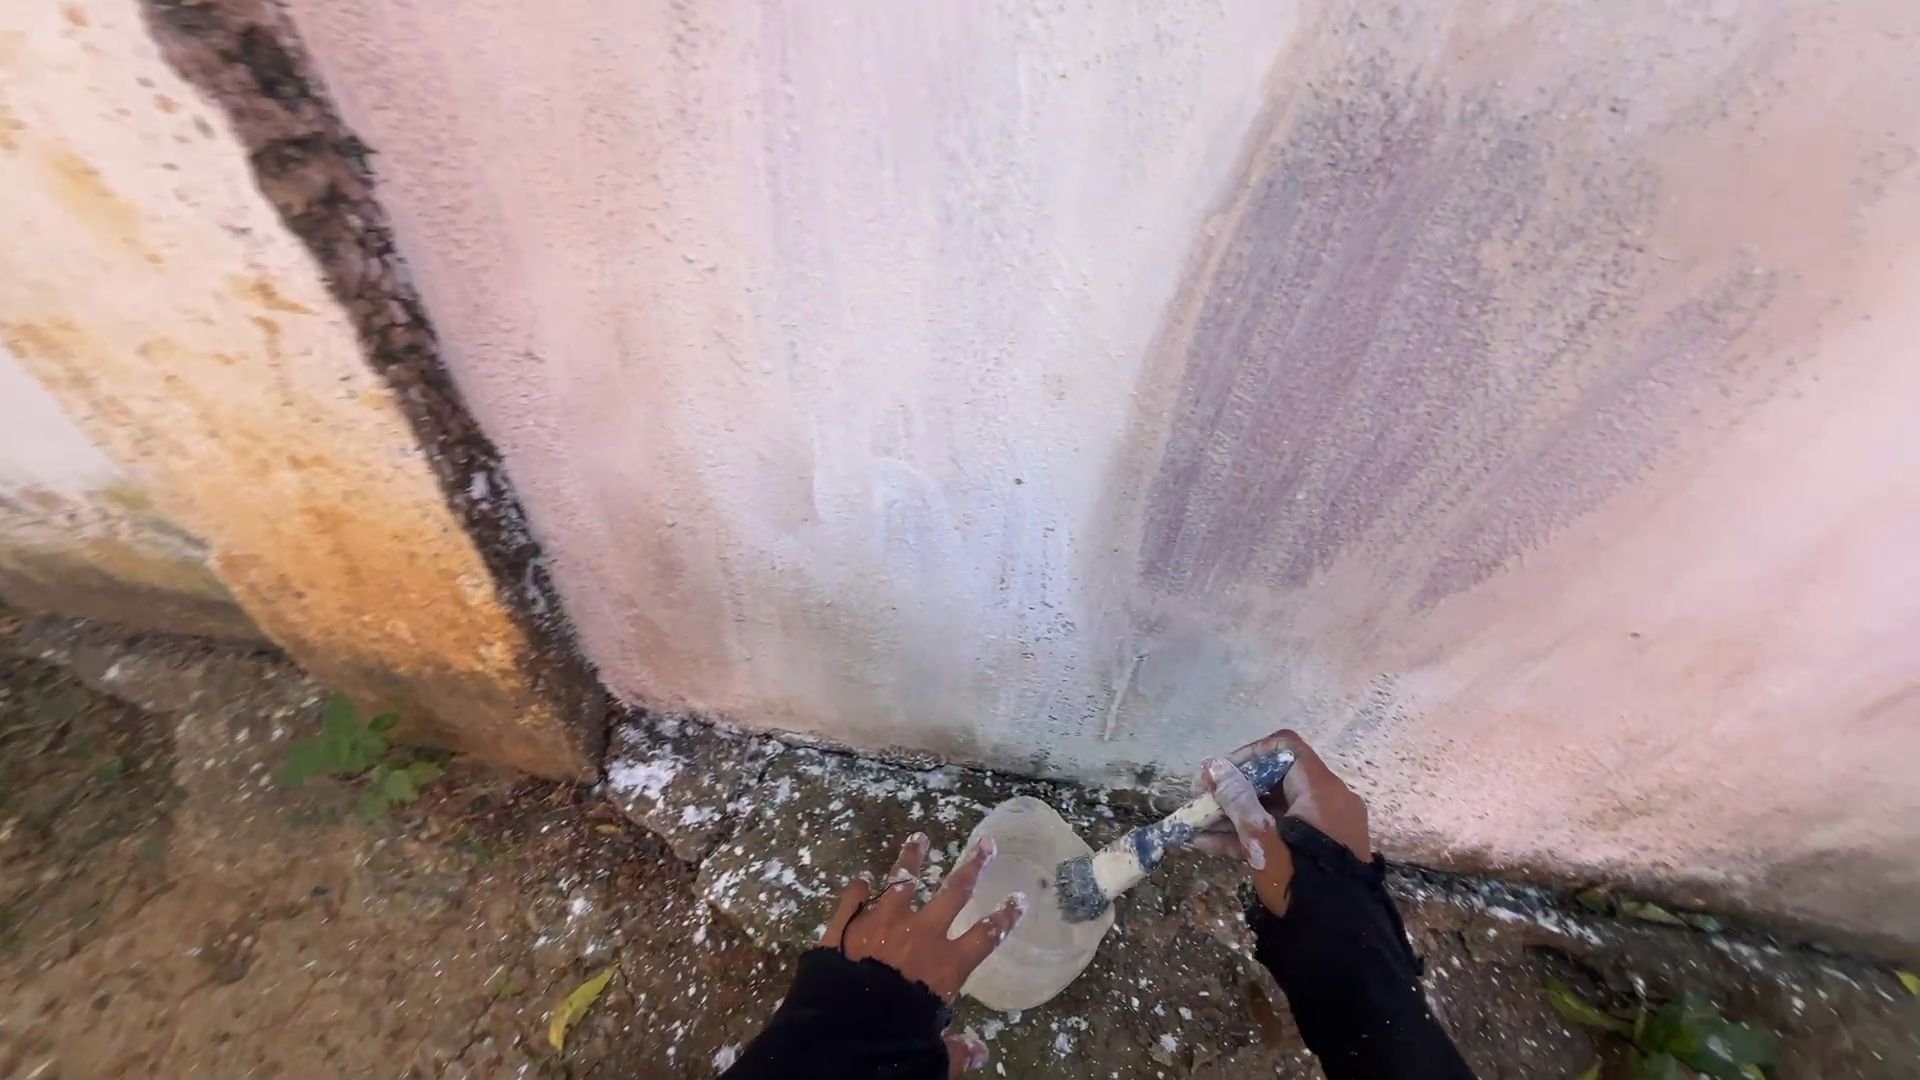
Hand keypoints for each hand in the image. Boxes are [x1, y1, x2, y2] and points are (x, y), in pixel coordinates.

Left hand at [822, 832, 1026, 1076]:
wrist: (840, 1035)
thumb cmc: (892, 1044)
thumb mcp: (931, 1056)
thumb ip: (955, 1050)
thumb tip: (979, 1054)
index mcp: (945, 964)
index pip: (985, 936)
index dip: (1004, 917)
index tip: (1019, 897)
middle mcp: (920, 933)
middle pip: (954, 892)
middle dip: (973, 866)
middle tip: (986, 844)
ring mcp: (882, 921)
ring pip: (902, 880)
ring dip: (912, 858)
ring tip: (918, 837)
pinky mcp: (847, 923)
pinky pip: (853, 898)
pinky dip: (857, 887)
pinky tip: (862, 876)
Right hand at [1192, 730, 1369, 915]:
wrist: (1339, 948)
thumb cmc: (1302, 883)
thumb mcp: (1262, 839)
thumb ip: (1236, 799)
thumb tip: (1213, 766)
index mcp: (1322, 792)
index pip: (1284, 749)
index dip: (1248, 755)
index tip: (1220, 773)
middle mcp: (1327, 803)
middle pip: (1274, 780)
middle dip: (1233, 789)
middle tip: (1202, 801)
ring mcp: (1323, 829)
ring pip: (1272, 808)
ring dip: (1234, 815)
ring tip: (1198, 827)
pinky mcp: (1316, 852)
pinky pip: (1279, 831)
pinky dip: (1249, 834)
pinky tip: (1211, 846)